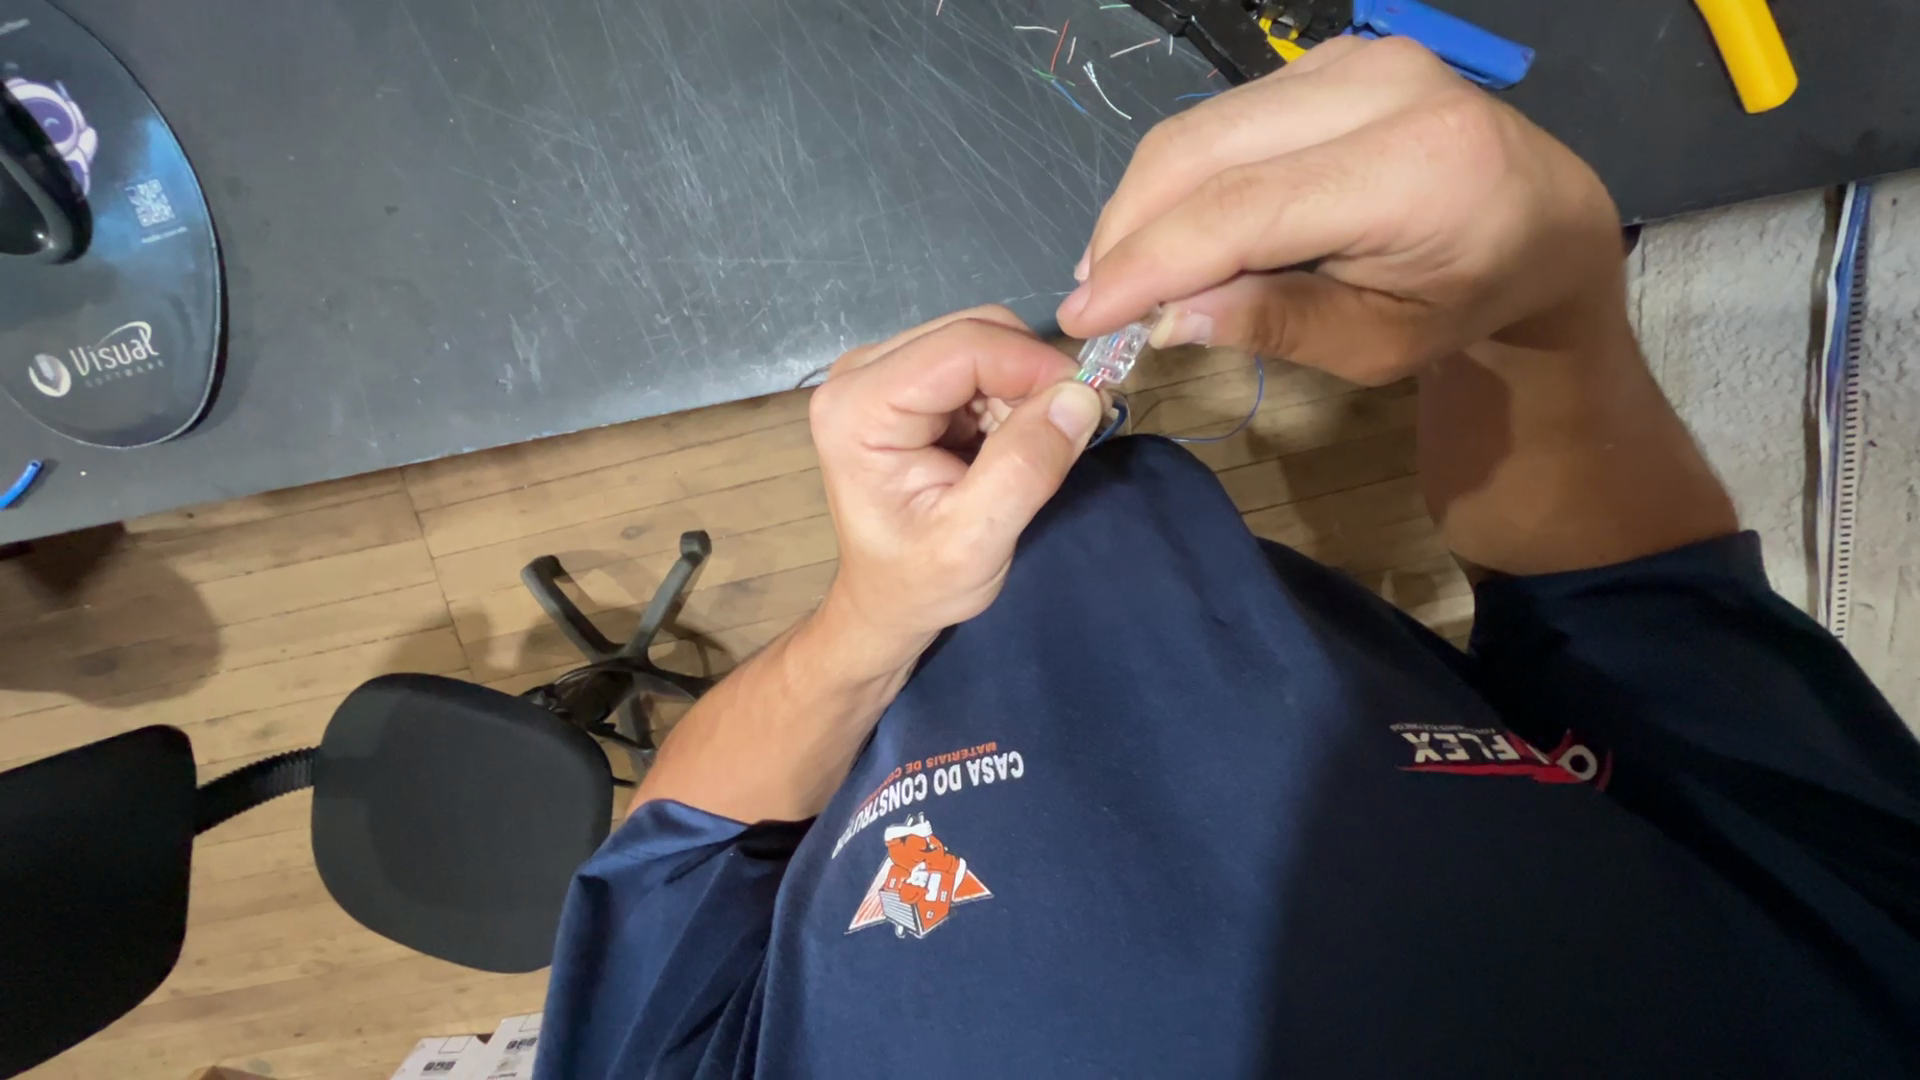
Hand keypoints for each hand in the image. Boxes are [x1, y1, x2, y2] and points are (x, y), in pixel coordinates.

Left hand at [808, 307, 1104, 670]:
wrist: (889, 599)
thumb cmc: (919, 581)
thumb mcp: (975, 541)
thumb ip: (1025, 467)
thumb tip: (1082, 396)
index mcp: (858, 409)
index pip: (962, 346)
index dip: (1033, 365)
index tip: (1087, 405)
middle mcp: (861, 374)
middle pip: (973, 332)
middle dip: (1029, 378)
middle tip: (1058, 437)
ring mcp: (883, 373)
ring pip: (983, 342)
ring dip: (1022, 391)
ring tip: (1023, 452)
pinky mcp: (908, 383)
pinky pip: (981, 363)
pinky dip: (1011, 397)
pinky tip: (1006, 445)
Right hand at [1056, 37, 1626, 385]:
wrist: (1537, 224)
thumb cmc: (1460, 303)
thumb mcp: (1375, 345)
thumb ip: (1273, 324)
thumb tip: (1163, 319)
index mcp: (1411, 169)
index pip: (1237, 211)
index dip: (1145, 266)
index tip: (1083, 318)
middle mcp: (1380, 88)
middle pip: (1199, 152)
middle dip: (1124, 232)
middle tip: (1091, 301)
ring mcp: (1350, 62)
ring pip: (1194, 130)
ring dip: (1136, 206)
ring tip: (1114, 274)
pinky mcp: (1325, 62)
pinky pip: (1214, 122)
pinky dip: (1169, 182)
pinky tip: (1158, 233)